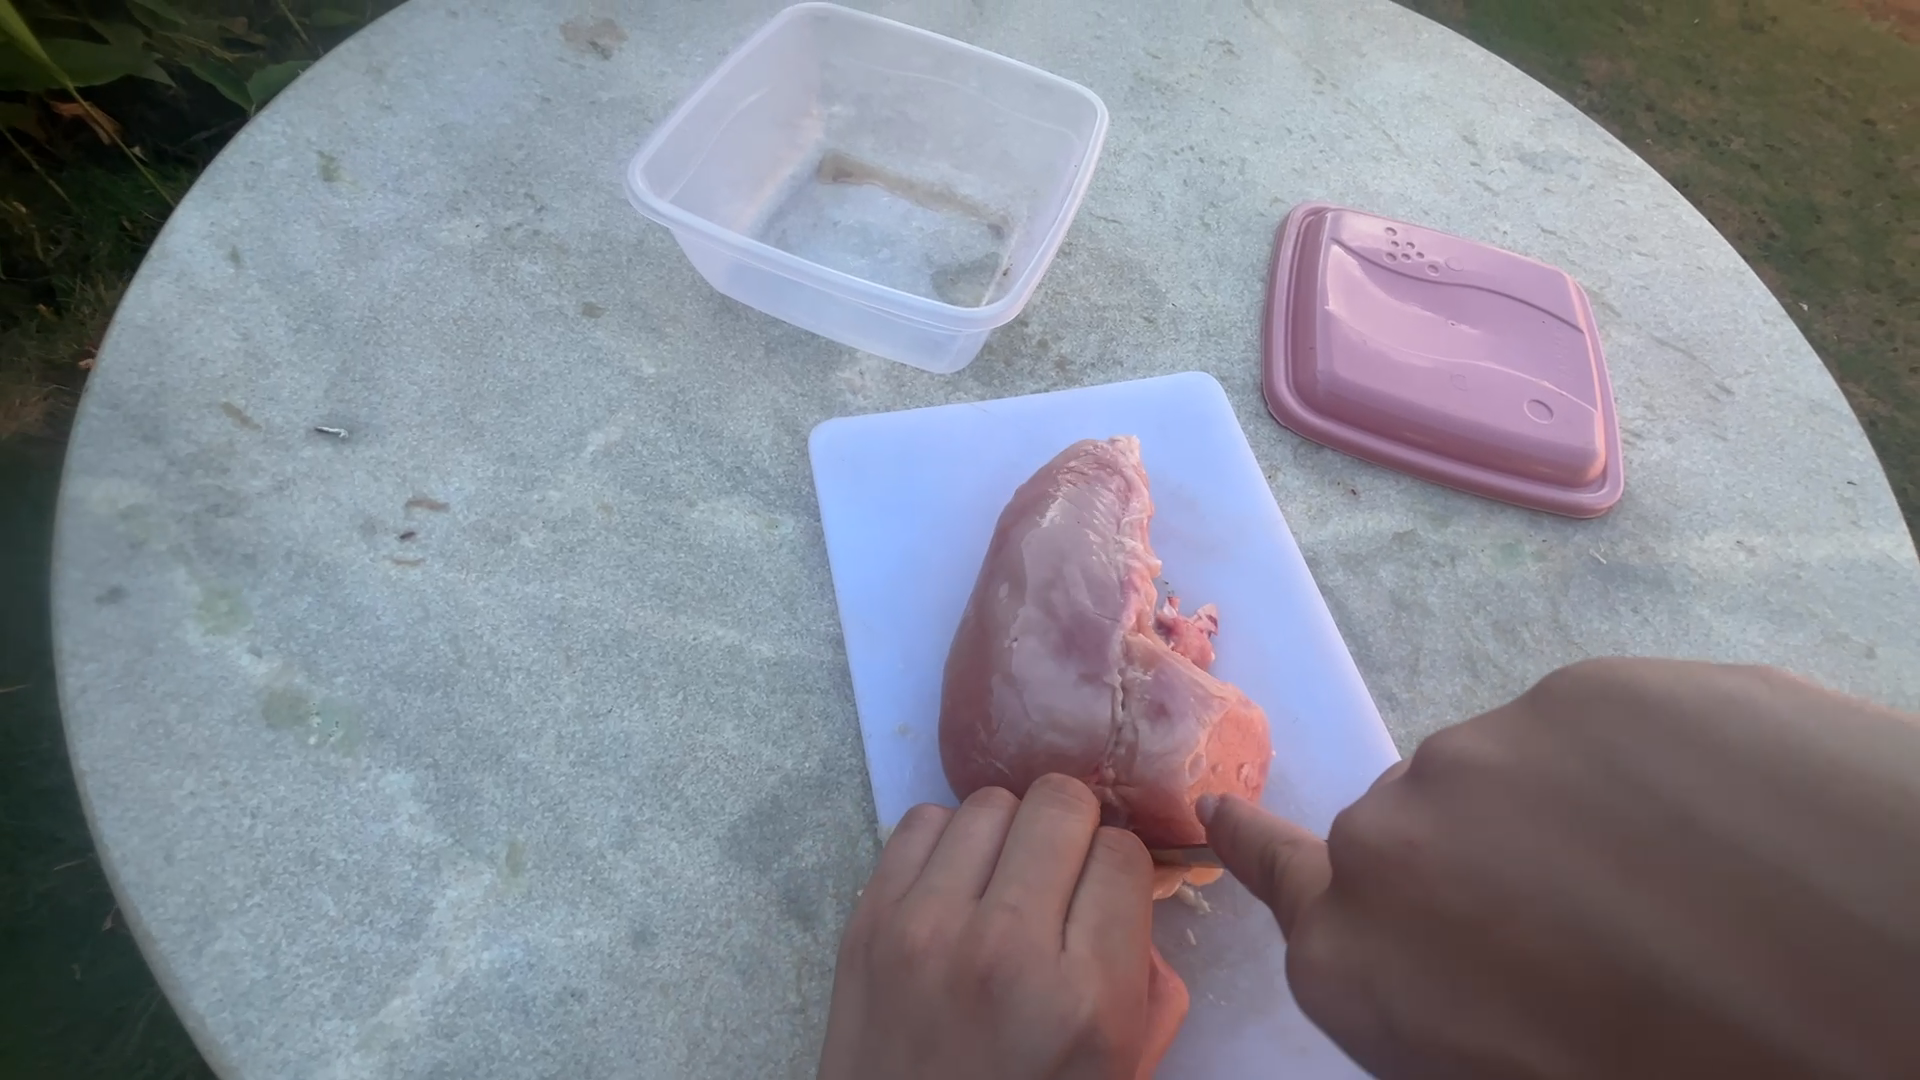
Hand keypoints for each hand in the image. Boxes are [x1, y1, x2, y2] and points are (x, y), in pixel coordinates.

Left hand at [819, 774, 1188, 1079]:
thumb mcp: (1117, 1070)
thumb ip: (1144, 978)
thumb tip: (1125, 883)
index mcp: (1085, 1000)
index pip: (1123, 854)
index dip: (1119, 867)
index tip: (1104, 890)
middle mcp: (1005, 946)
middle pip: (1058, 803)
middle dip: (1072, 827)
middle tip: (1059, 870)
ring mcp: (926, 924)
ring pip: (991, 802)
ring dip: (1009, 832)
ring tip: (1002, 879)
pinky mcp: (868, 916)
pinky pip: (923, 820)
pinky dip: (948, 839)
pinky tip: (952, 883)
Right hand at [1205, 658, 1919, 1078]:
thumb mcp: (1529, 1074)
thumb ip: (1447, 1006)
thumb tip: (1448, 951)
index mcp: (1366, 958)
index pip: (1278, 876)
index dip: (1252, 844)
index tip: (1221, 810)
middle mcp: (1388, 841)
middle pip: (1409, 836)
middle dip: (1482, 875)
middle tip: (1622, 941)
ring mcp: (1483, 750)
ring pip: (1500, 776)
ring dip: (1566, 818)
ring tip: (1708, 885)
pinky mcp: (1594, 691)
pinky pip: (1593, 731)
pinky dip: (1649, 771)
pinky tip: (1753, 822)